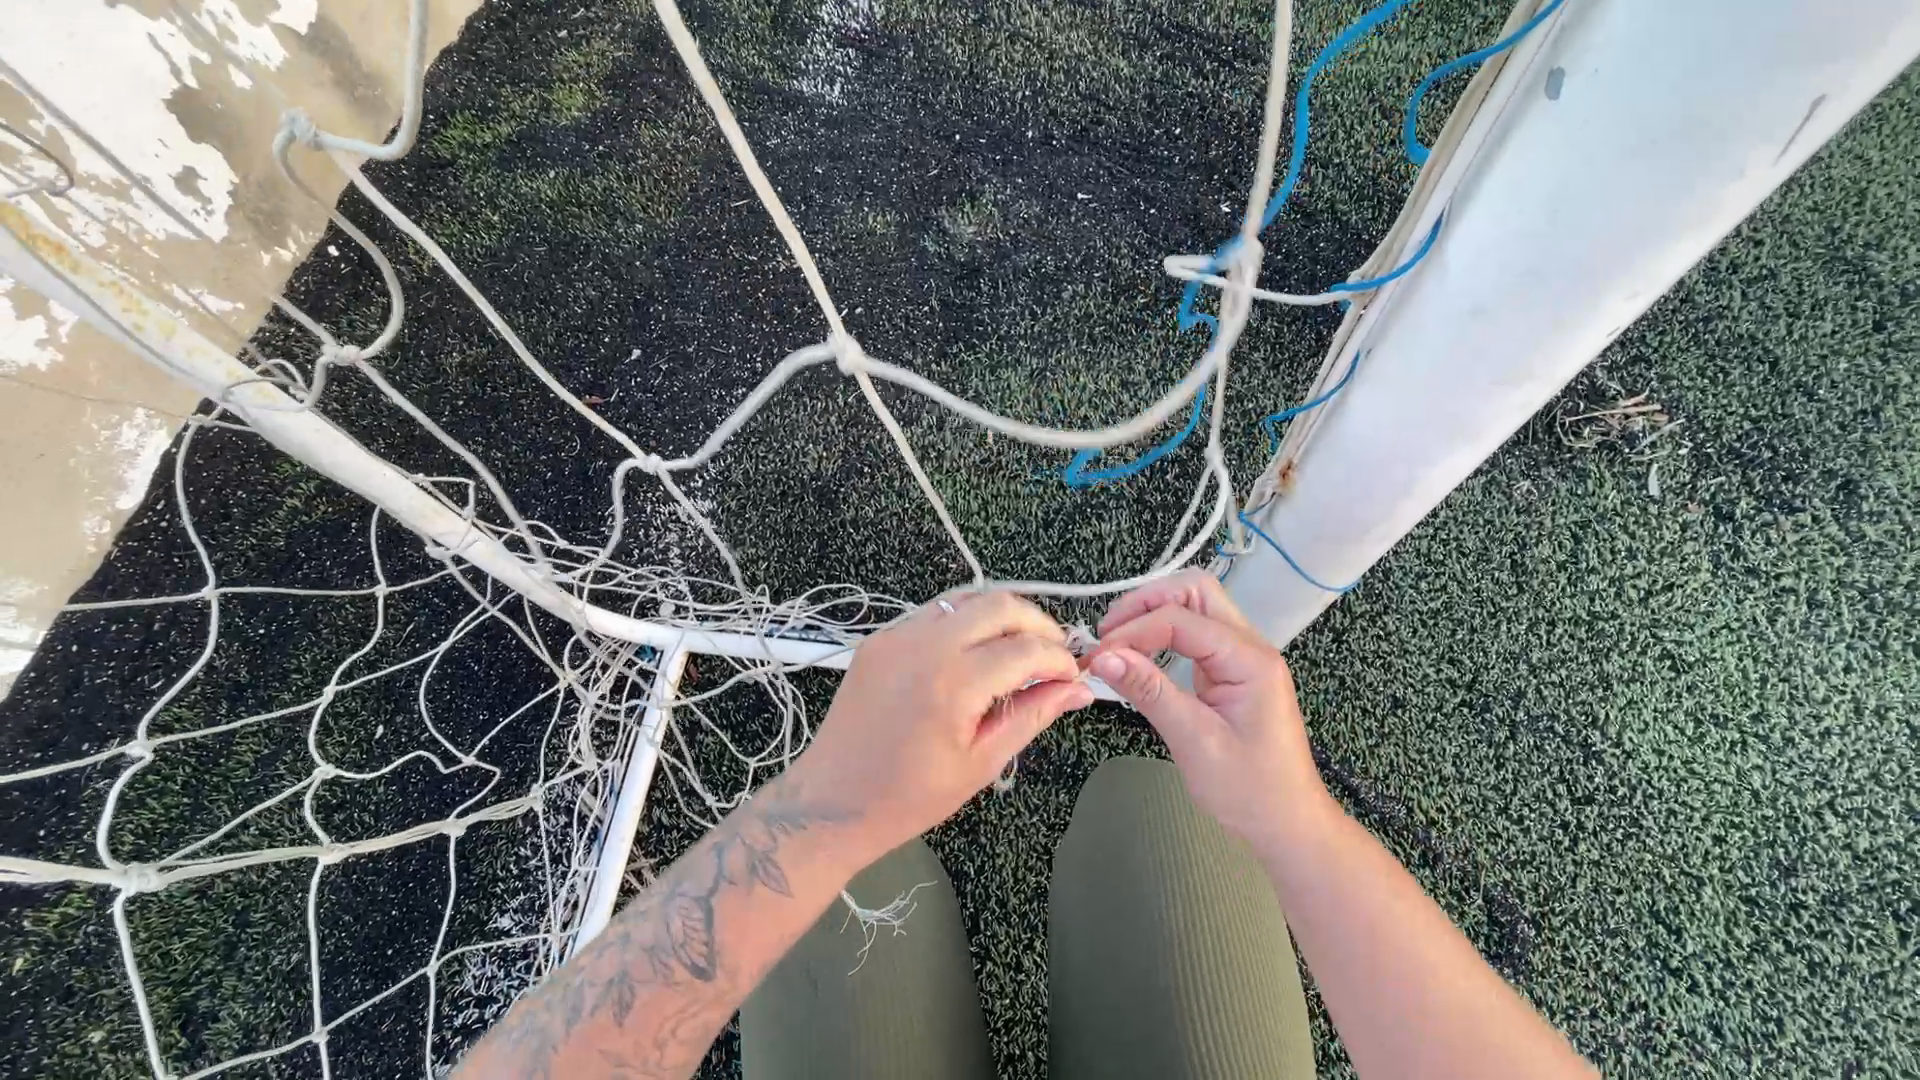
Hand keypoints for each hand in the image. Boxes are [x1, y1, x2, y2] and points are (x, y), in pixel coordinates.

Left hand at [794, 591, 1094, 857]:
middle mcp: (924, 645)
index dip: (1058, 660)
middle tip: (1053, 655)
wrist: (831, 801)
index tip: (1072, 677)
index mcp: (952, 683)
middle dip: (1037, 623)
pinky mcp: (880, 638)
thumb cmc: (909, 797)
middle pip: (999, 604)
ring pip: (965, 599)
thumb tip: (1079, 690)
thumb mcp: (981, 763)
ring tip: (1019, 650)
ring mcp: (897, 635)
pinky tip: (974, 654)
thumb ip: (1032, 715)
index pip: (1025, 648)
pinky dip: (964, 623)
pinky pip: (934, 614)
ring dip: (1001, 617)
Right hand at [1085, 569, 1335, 849]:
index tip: (1099, 656)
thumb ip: (1149, 691)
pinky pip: (1195, 632)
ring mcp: (1241, 656)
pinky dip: (1162, 632)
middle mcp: (1250, 647)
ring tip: (1116, 639)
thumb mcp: (1194, 741)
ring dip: (1153, 612)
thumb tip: (1102, 657)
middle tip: (1108, 632)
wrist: (1289, 824)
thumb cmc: (1249, 790)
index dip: (1135, 630)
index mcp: (1250, 660)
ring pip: (1195, 605)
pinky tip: (1139, 652)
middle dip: (1146, 601)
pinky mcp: (1230, 671)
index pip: (1182, 619)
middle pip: (1195, 591)